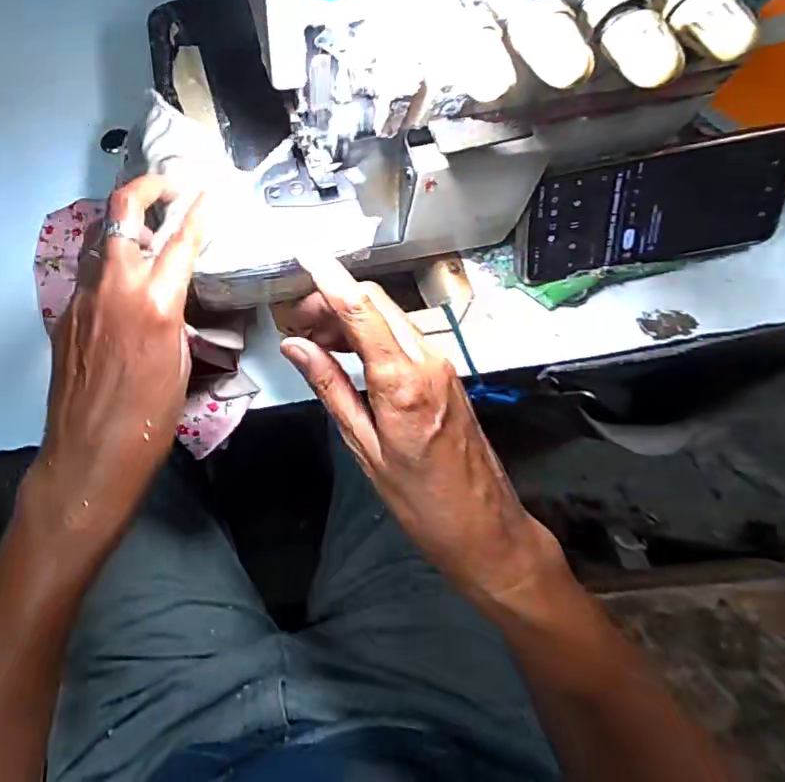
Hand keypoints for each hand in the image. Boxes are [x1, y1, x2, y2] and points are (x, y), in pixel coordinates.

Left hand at [27, 175, 204, 549]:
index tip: (207, 191)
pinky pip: (87, 273)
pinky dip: (107, 263)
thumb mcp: (178, 361)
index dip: (198, 210)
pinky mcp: (64, 314)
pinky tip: (121, 282)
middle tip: (165, 187)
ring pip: (99, 238)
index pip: (181, 240)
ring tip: (144, 232)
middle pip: (122, 212)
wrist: (88, 455)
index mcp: (154, 303)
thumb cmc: (147, 420)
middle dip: (145, 187)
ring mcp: (82, 297)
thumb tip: (171, 290)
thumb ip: (173, 313)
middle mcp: (113, 288)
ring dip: (122, 224)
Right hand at [276, 254, 562, 606]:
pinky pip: (398, 336)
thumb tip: (296, 348)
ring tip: (313, 340)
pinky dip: (366, 333)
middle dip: (330, 299)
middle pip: (374, 302)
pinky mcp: (443, 374)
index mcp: (403, 381)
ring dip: (347, 316)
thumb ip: (330, 387)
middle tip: (296, 322)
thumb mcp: (365, 446)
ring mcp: (440, 365)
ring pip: (386, 316)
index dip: (330, 277)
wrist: (488, 530)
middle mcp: (427, 362)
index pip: (361, 310)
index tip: (306, 254)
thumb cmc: (424, 501)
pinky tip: (344, 353)